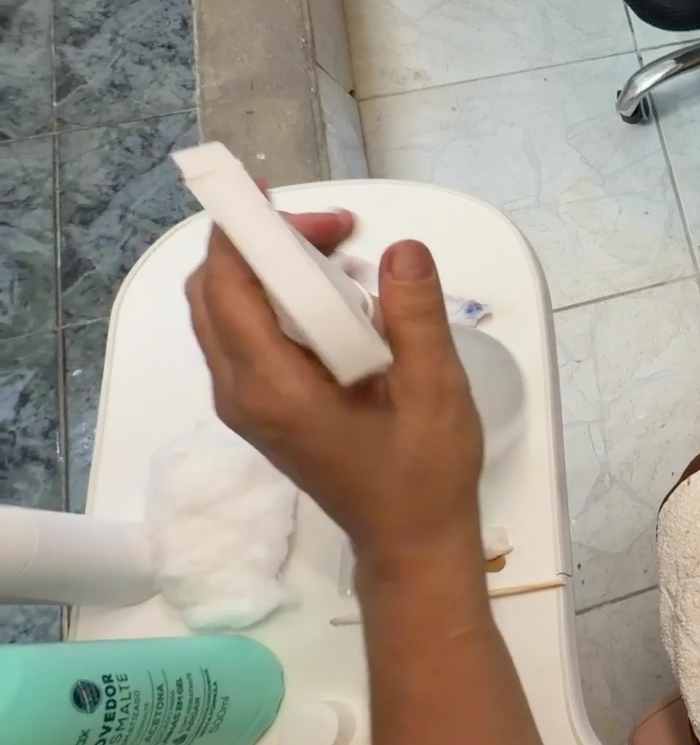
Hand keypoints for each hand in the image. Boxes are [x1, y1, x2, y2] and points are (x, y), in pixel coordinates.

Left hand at [185, 209, 484, 583]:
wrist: (413, 536)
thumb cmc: (427, 470)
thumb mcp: (436, 391)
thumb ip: (416, 319)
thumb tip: (405, 249)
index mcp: (273, 385)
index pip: (230, 284)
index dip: (255, 232)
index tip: (310, 208)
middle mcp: (241, 391)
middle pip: (218, 292)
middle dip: (266, 247)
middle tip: (341, 234)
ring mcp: (250, 403)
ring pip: (231, 315)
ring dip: (274, 275)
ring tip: (345, 263)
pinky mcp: (269, 411)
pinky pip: (253, 340)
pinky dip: (284, 307)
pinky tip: (342, 311)